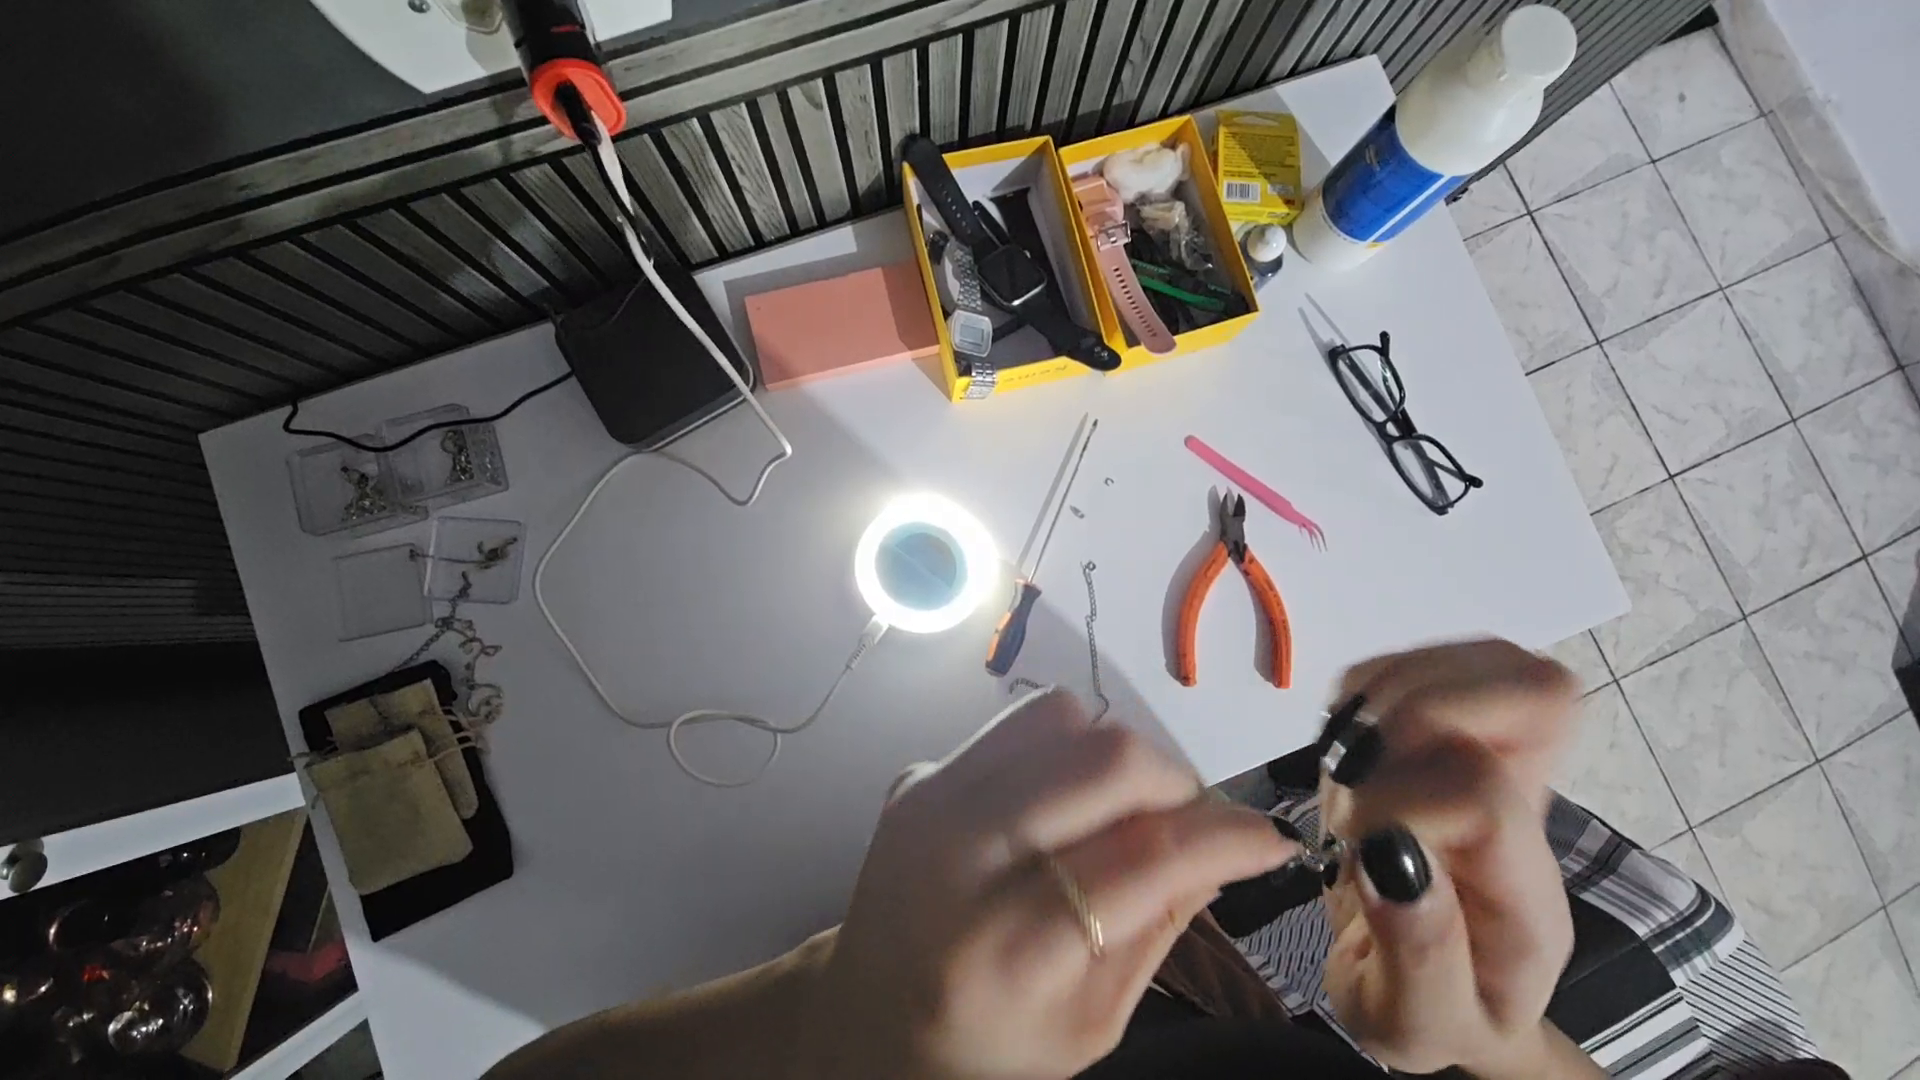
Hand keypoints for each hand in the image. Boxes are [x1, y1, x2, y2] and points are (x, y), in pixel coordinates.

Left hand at [802, 688, 1297, 1079]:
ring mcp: (931, 798)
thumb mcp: (1089, 1025)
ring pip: (1065, 719)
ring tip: (1132, 809)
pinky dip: (1075, 745)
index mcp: (1003, 954)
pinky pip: (1024, 721)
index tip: (1269, 838)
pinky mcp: (922, 771)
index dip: (1222, 837)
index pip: (1140, 859)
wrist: (864, 1011)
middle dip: (1177, 782)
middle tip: (1193, 823)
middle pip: (1103, 761)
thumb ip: (1158, 928)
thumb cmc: (985, 1044)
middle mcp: (958, 856)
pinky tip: (1077, 795)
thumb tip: (1226, 844)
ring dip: (1125, 756)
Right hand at [1318, 641, 1584, 1076]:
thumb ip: (1417, 955)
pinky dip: (1365, 687)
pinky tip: (1345, 741)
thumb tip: (1389, 855)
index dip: (1397, 806)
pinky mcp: (1441, 724)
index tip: (1355, 853)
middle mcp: (1527, 806)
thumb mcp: (1413, 1020)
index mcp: (1528, 887)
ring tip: (1349, 767)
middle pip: (1532, 690)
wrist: (1437, 984)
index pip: (1484, 793)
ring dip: (1383, 701)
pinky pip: (1418, 661)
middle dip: (1412, 719)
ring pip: (1478, 658)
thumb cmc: (1427, 1009)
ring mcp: (1492, 753)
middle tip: (1355, 778)